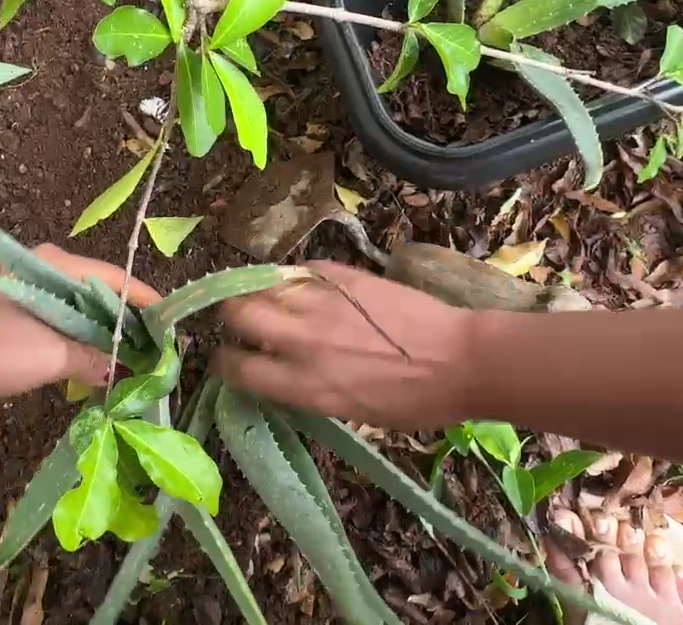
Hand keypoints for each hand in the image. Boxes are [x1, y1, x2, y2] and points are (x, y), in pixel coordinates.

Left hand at [0, 244, 159, 414]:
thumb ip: (94, 358)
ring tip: (124, 354)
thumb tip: (123, 368)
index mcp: (55, 263)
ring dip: (98, 329)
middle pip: (97, 289)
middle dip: (123, 318)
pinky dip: (75, 334)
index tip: (170, 324)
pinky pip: (56, 315)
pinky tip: (86, 356)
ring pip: (76, 304)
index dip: (144, 301)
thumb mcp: (52, 357)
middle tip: (150, 344)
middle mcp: (41, 265)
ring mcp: (23, 284)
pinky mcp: (9, 307)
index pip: (115, 277)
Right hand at [215, 262, 479, 429]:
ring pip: (262, 284)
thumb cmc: (411, 400)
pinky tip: (305, 287)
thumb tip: (274, 370)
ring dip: (258, 293)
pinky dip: (293, 279)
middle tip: (242, 321)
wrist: (458, 360)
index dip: (224, 362)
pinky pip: (299, 270)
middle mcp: (304, 341)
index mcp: (305, 385)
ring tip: (270, 299)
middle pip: (237, 313)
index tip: (228, 358)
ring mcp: (322, 301)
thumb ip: (303, 388)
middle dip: (229, 316)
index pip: (238, 367)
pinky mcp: (342, 274)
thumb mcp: (348, 411)